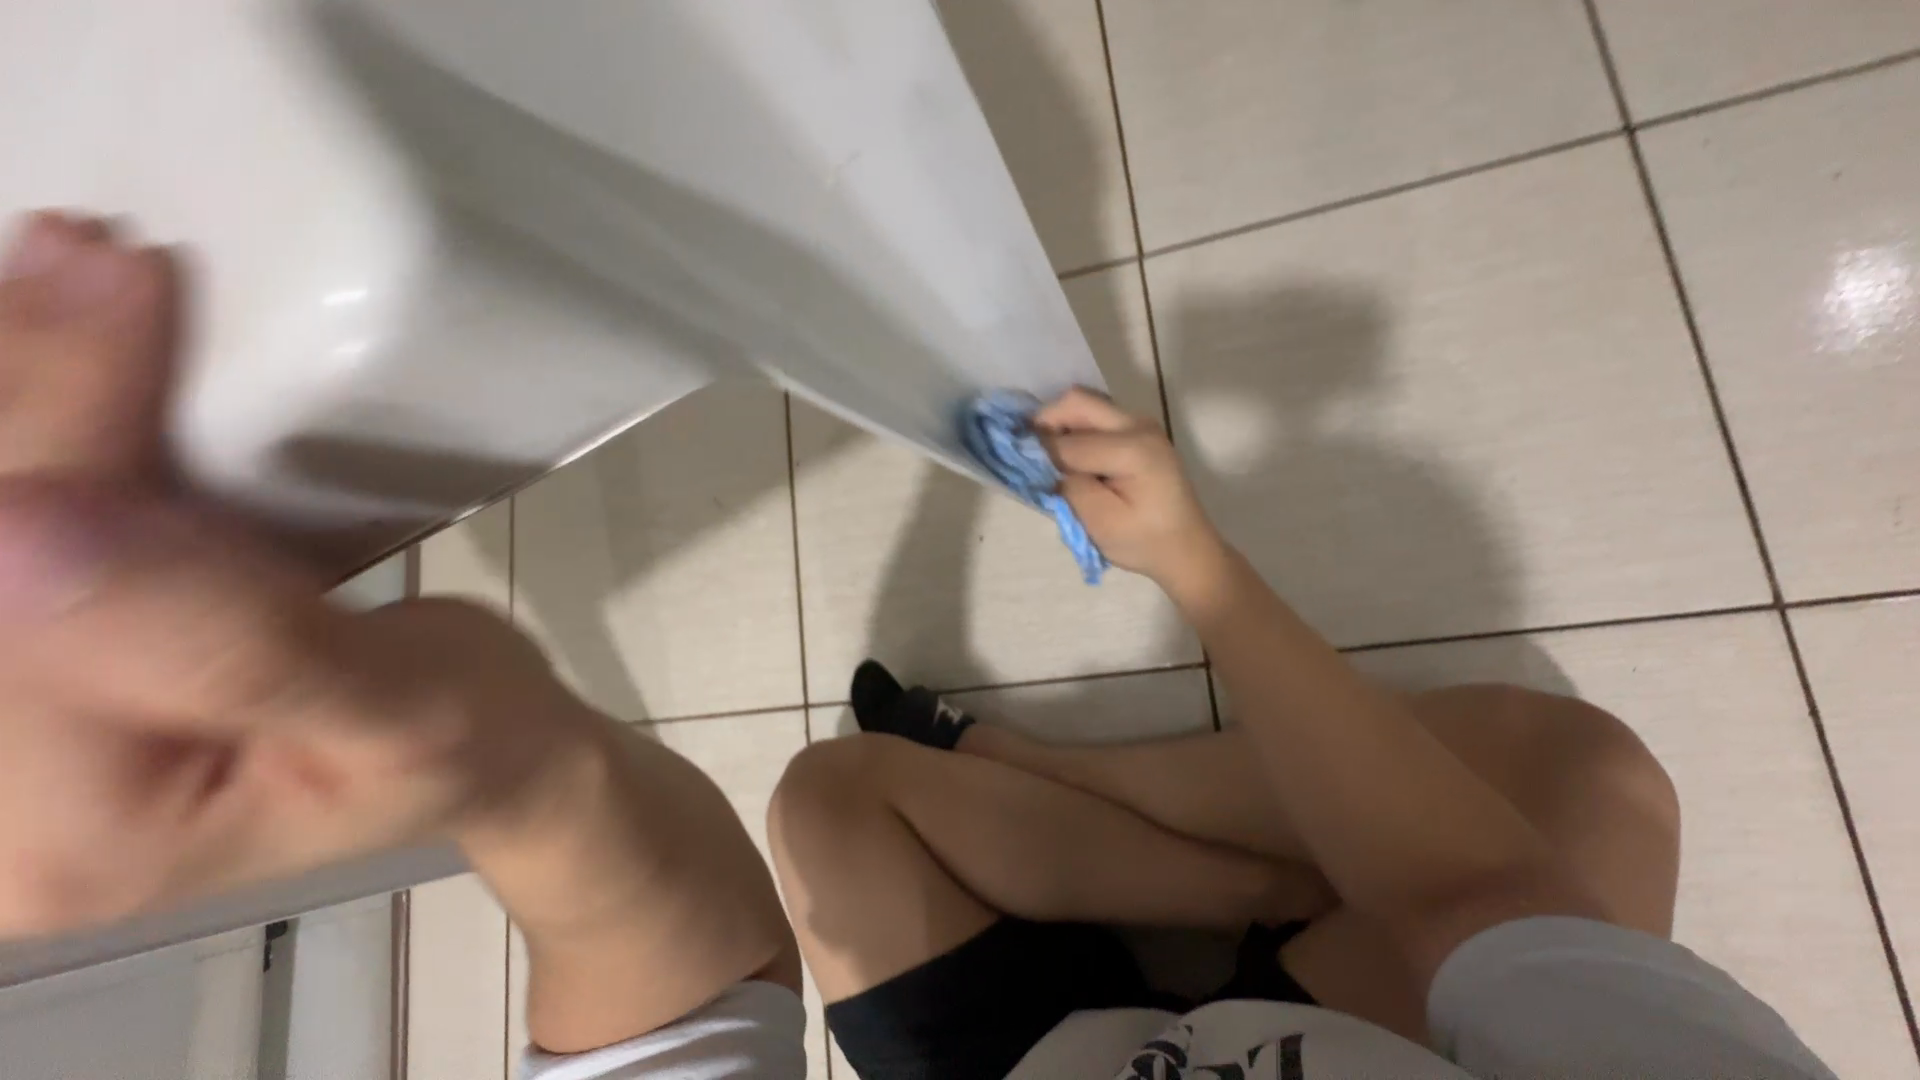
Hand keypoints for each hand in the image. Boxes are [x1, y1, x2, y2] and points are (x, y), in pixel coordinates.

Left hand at [0, 212, 592, 936]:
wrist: (488, 759)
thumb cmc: (472, 734)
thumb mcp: (401, 701)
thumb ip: (240, 649)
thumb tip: (22, 528)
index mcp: (75, 833)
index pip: (7, 606)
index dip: (49, 434)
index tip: (118, 277)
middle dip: (14, 403)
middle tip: (80, 259)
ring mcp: (3, 752)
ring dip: (16, 409)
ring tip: (63, 293)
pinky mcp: (40, 690)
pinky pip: (16, 549)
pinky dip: (39, 442)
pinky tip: (63, 379)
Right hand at [1034, 387, 1230, 588]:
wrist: (1186, 548)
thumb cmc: (1144, 542)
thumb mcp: (1100, 522)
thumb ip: (1069, 485)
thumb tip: (1041, 459)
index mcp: (1133, 449)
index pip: (1069, 442)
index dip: (1040, 455)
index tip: (1021, 472)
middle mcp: (1138, 424)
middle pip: (1077, 402)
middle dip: (1045, 423)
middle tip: (1028, 454)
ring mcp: (1140, 424)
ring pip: (1085, 405)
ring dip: (1060, 425)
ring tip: (1047, 459)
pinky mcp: (1137, 431)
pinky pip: (1097, 417)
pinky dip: (1075, 430)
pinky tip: (1069, 459)